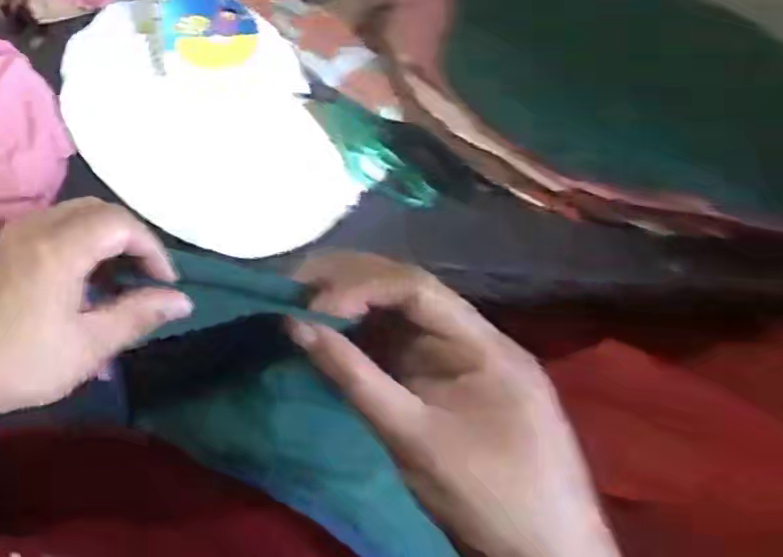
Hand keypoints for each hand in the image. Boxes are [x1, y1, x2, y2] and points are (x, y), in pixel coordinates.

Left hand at [0, 199, 192, 423]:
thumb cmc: (24, 361)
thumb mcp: (89, 345)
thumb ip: (137, 314)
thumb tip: (181, 299)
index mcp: (58, 246)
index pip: (119, 222)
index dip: (150, 247)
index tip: (165, 284)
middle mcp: (36, 225)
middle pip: (97, 209)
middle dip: (129, 238)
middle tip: (146, 279)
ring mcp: (16, 230)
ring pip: (74, 213)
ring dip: (103, 237)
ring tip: (118, 284)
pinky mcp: (5, 241)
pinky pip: (53, 224)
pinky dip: (78, 239)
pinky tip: (83, 280)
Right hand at [289, 254, 619, 556]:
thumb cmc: (490, 500)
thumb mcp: (414, 438)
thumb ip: (352, 375)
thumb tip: (292, 322)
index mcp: (487, 348)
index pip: (415, 288)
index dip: (358, 286)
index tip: (314, 305)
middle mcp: (473, 339)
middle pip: (402, 286)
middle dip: (345, 281)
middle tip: (294, 287)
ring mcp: (456, 357)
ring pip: (393, 306)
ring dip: (346, 299)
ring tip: (300, 301)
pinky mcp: (438, 376)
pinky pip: (391, 335)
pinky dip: (354, 326)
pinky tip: (323, 326)